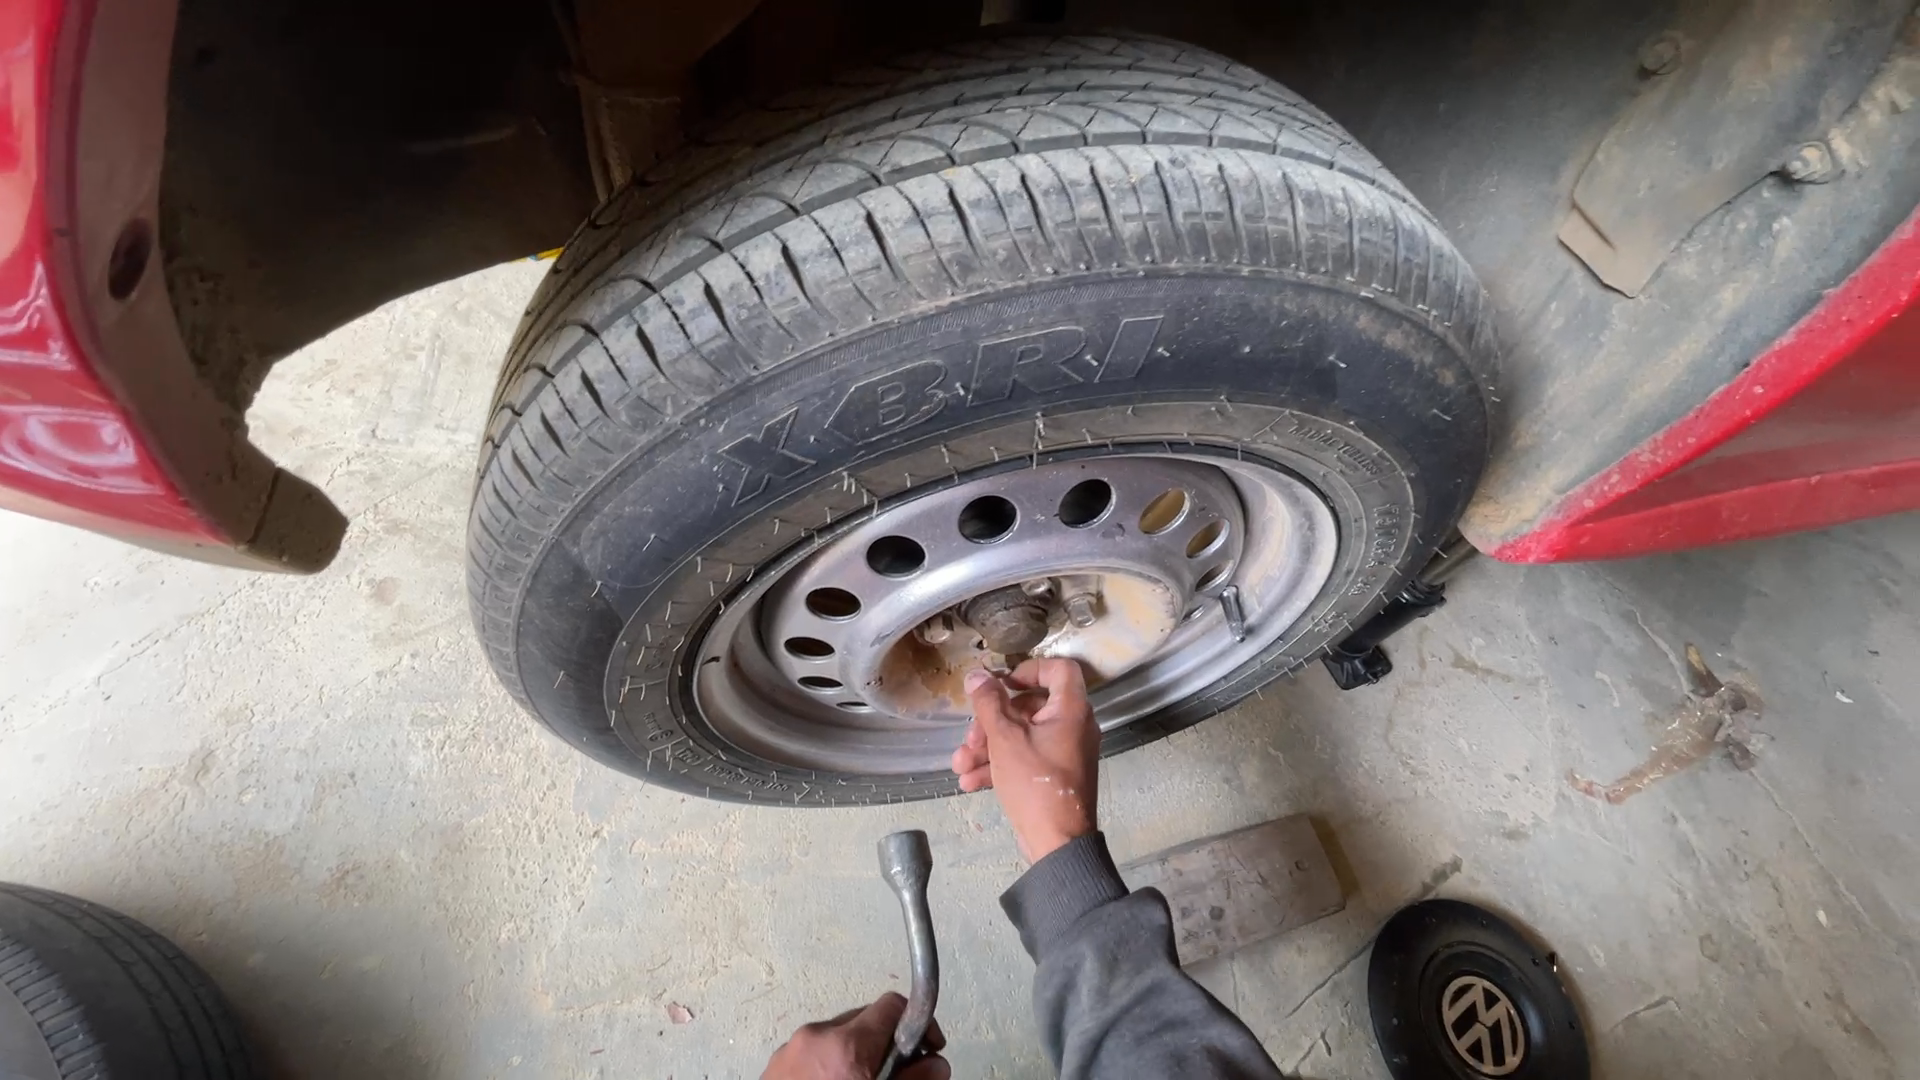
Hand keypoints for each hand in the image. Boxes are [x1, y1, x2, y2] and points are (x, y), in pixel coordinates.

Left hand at [760, 992, 947, 1078]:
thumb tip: (937, 1065)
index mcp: (846, 1045)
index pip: (893, 1005)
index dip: (917, 1024)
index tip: (928, 1050)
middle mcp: (816, 1036)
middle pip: (866, 1021)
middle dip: (887, 1045)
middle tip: (899, 1077)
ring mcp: (790, 1050)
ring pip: (839, 1038)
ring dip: (857, 1057)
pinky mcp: (774, 1066)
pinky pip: (813, 1053)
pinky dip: (829, 1067)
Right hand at [950, 658, 1099, 862]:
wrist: (1057, 844)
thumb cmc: (1035, 783)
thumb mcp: (1004, 738)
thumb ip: (988, 703)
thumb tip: (976, 676)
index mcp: (1071, 710)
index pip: (1059, 669)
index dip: (1029, 670)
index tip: (1003, 684)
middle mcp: (1073, 726)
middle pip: (1030, 706)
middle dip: (992, 720)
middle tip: (970, 736)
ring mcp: (1065, 752)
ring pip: (1022, 735)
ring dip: (988, 746)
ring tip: (961, 764)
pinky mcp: (1055, 775)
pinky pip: (1026, 758)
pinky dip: (1000, 765)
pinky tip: (970, 781)